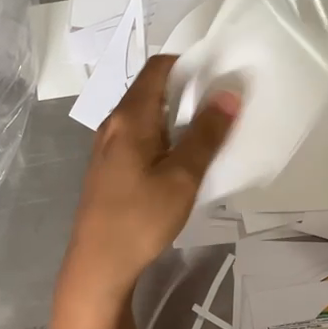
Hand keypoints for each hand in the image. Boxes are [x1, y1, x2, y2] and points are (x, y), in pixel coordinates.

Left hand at [62, 55, 238, 298]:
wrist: (99, 264)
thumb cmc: (141, 219)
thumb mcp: (182, 177)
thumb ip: (206, 135)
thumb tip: (228, 94)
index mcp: (130, 118)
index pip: (158, 68)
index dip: (190, 63)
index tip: (221, 75)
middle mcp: (114, 124)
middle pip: (153, 91)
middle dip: (189, 91)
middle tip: (224, 105)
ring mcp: (108, 147)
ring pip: (148, 117)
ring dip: (178, 118)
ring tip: (211, 132)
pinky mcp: (110, 169)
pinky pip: (142, 138)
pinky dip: (166, 138)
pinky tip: (184, 160)